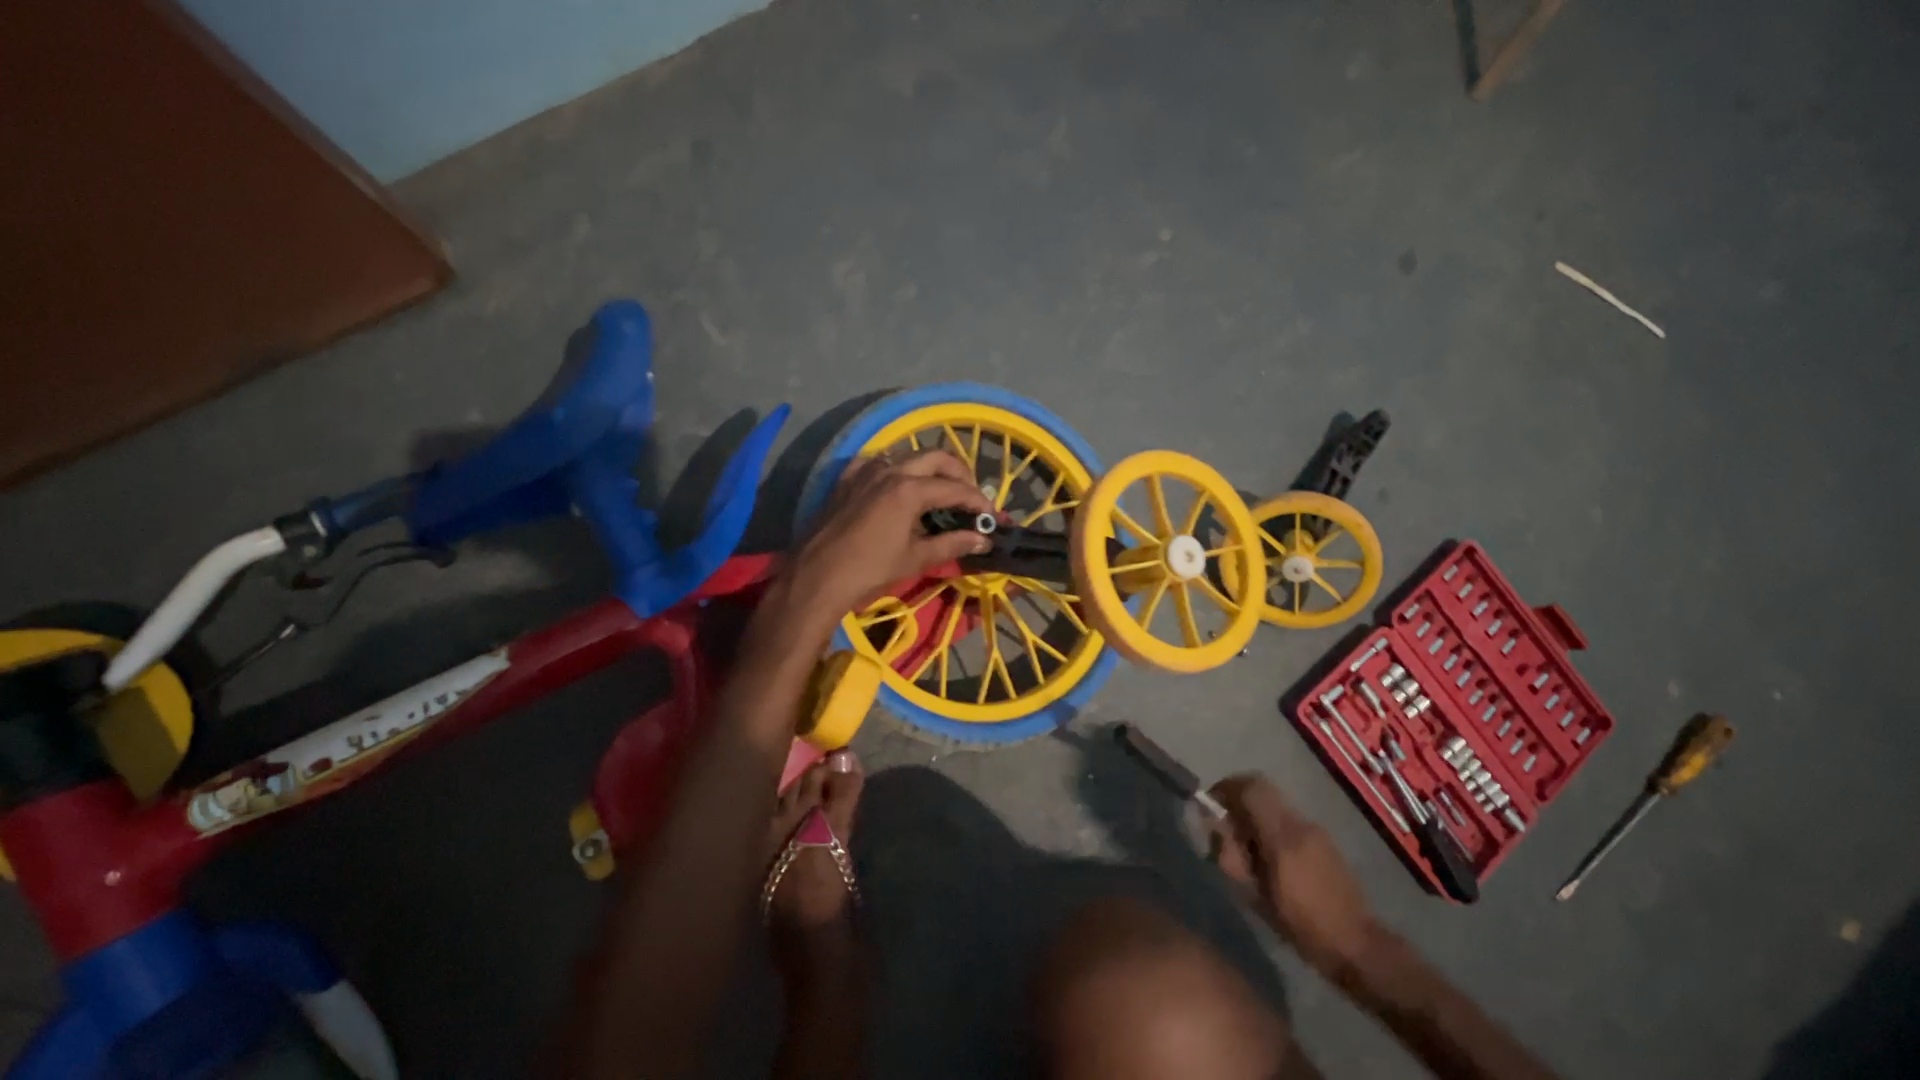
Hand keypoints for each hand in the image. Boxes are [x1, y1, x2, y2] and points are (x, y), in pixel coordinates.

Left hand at [787, 449, 994, 617]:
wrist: (817, 575)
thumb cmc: (869, 570)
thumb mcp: (916, 558)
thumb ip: (952, 544)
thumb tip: (983, 539)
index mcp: (909, 489)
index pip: (956, 488)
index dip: (979, 501)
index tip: (992, 517)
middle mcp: (889, 470)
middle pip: (936, 458)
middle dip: (959, 474)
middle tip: (970, 497)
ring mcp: (865, 471)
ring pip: (907, 456)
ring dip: (928, 469)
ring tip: (938, 492)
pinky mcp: (846, 479)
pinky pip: (878, 463)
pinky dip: (896, 470)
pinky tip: (897, 487)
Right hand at [1209, 774, 1380, 976]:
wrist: (1356, 944)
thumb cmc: (1301, 926)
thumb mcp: (1254, 897)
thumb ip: (1232, 857)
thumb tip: (1215, 826)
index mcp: (1282, 837)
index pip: (1251, 788)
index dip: (1225, 788)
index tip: (1210, 804)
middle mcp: (1301, 824)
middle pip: (1262, 789)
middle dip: (1237, 800)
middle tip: (1223, 826)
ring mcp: (1317, 830)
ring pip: (1275, 804)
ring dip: (1255, 814)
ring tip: (1245, 848)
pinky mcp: (1326, 841)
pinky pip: (1289, 820)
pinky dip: (1271, 826)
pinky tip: (1269, 859)